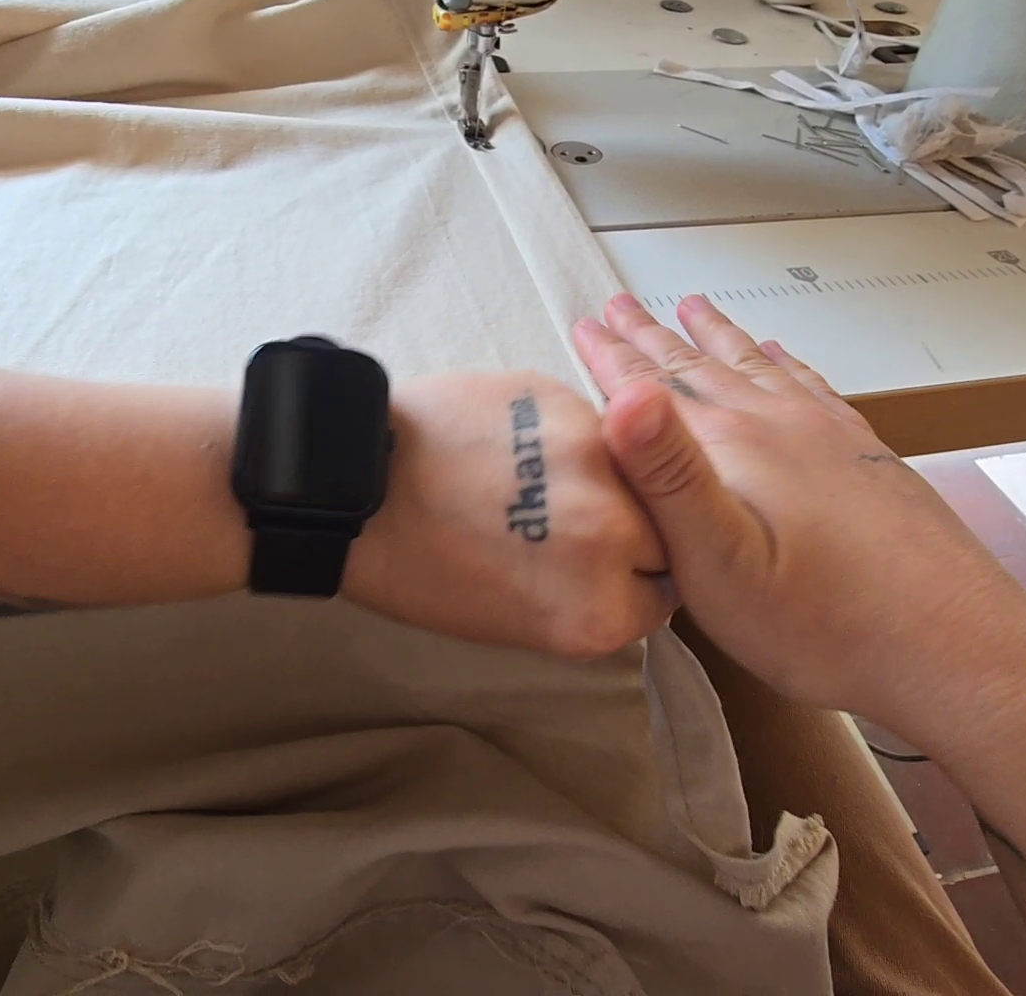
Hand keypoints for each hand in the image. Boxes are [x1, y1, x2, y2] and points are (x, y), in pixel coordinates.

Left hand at [344, 371, 674, 657]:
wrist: (358, 485)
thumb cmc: (419, 567)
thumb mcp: (514, 623)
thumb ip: (587, 600)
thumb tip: (626, 568)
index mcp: (597, 613)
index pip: (662, 598)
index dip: (631, 580)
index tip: (605, 566)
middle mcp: (612, 537)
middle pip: (667, 532)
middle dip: (633, 529)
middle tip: (577, 519)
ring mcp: (595, 460)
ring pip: (640, 471)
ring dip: (610, 477)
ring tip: (547, 476)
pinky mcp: (567, 401)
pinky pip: (597, 428)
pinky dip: (572, 440)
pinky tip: (524, 444)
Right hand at [571, 294, 1025, 738]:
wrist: (954, 649)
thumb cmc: (823, 623)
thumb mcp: (719, 562)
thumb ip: (668, 476)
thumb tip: (626, 398)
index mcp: (732, 447)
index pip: (653, 387)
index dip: (612, 356)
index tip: (587, 325)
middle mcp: (777, 424)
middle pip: (698, 366)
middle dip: (650, 336)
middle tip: (620, 307)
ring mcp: (825, 434)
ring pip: (753, 367)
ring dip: (714, 336)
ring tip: (691, 307)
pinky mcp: (860, 454)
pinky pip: (811, 387)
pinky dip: (785, 362)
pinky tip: (781, 356)